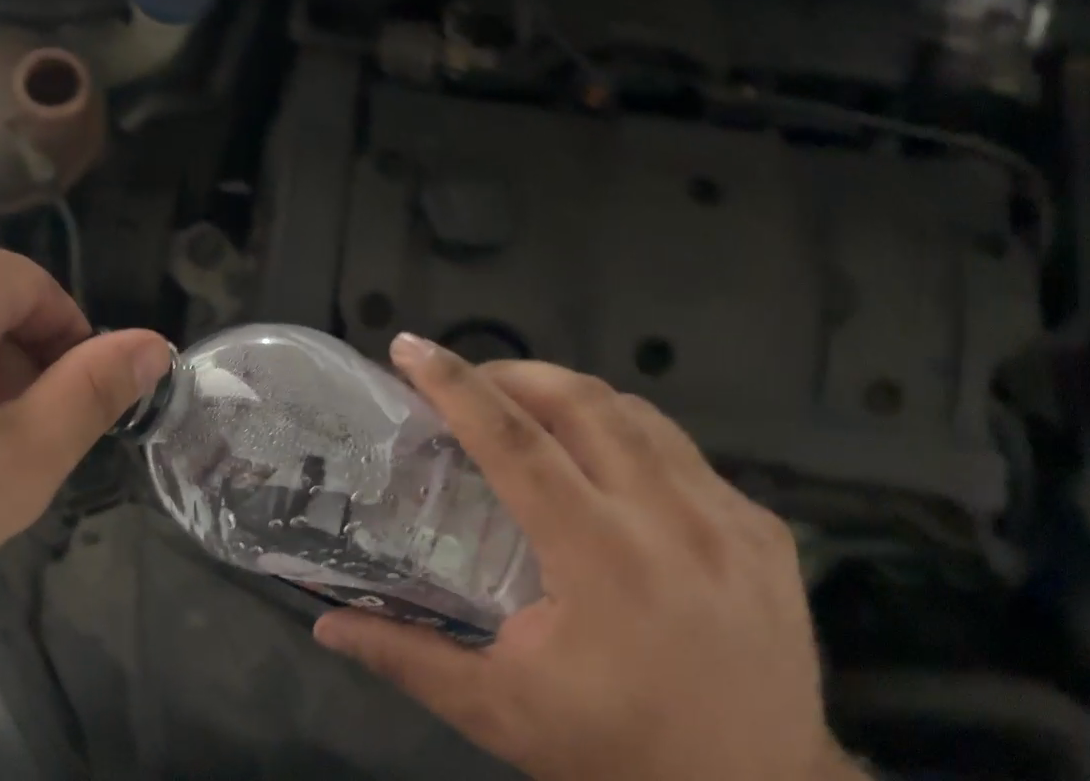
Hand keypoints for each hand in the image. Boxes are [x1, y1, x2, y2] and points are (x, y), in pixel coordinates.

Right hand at [313, 337, 866, 780]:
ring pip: (638, 414)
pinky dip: (629, 436)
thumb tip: (324, 624)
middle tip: (466, 381)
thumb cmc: (616, 751)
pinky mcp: (765, 532)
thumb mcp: (497, 710)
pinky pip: (685, 452)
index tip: (410, 348)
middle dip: (512, 372)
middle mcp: (670, 520)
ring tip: (528, 411)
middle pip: (581, 401)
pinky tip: (605, 469)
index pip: (513, 442)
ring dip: (571, 396)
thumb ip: (406, 656)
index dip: (455, 386)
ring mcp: (730, 520)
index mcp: (599, 557)